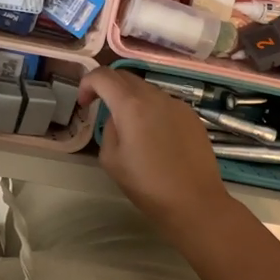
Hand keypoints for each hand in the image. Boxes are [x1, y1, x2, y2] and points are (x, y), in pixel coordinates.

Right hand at [79, 67, 230, 223]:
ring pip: (147, 90)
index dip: (87, 83)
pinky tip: (155, 137)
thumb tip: (118, 118)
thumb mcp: (111, 160)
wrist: (195, 202)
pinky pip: (165, 104)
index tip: (83, 103)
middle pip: (126, 77)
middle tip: (99, 107)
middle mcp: (156, 96)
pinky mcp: (192, 116)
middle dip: (108, 87)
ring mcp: (178, 104)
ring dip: (131, 99)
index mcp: (131, 105)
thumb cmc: (147, 185)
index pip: (103, 76)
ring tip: (130, 127)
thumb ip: (109, 129)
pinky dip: (152, 110)